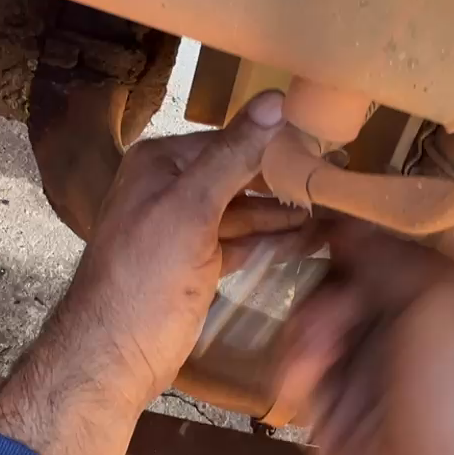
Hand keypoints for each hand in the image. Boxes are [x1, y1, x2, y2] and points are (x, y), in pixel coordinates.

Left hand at [0, 90, 304, 454]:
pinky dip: (271, 239)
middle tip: (338, 175)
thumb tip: (275, 99)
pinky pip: (242, 240)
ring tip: (334, 206)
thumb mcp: (191, 208)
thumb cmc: (147, 276)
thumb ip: (234, 155)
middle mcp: (172, 188)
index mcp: (161, 164)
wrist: (115, 355)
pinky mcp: (199, 262)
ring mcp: (186, 228)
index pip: (230, 139)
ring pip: (245, 210)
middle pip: (240, 174)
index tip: (326, 142)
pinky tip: (307, 237)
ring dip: (284, 210)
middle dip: (285, 178)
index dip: (277, 141)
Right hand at [276, 222, 453, 454]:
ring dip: (307, 329)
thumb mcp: (449, 303)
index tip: (305, 214)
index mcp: (451, 294)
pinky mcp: (339, 418)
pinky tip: (299, 382)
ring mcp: (373, 374)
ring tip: (314, 356)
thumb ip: (391, 260)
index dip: (348, 229)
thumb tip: (348, 221)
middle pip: (343, 281)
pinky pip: (302, 374)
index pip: (388, 246)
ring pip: (315, 324)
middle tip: (327, 313)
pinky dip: (293, 368)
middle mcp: (410, 327)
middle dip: (325, 286)